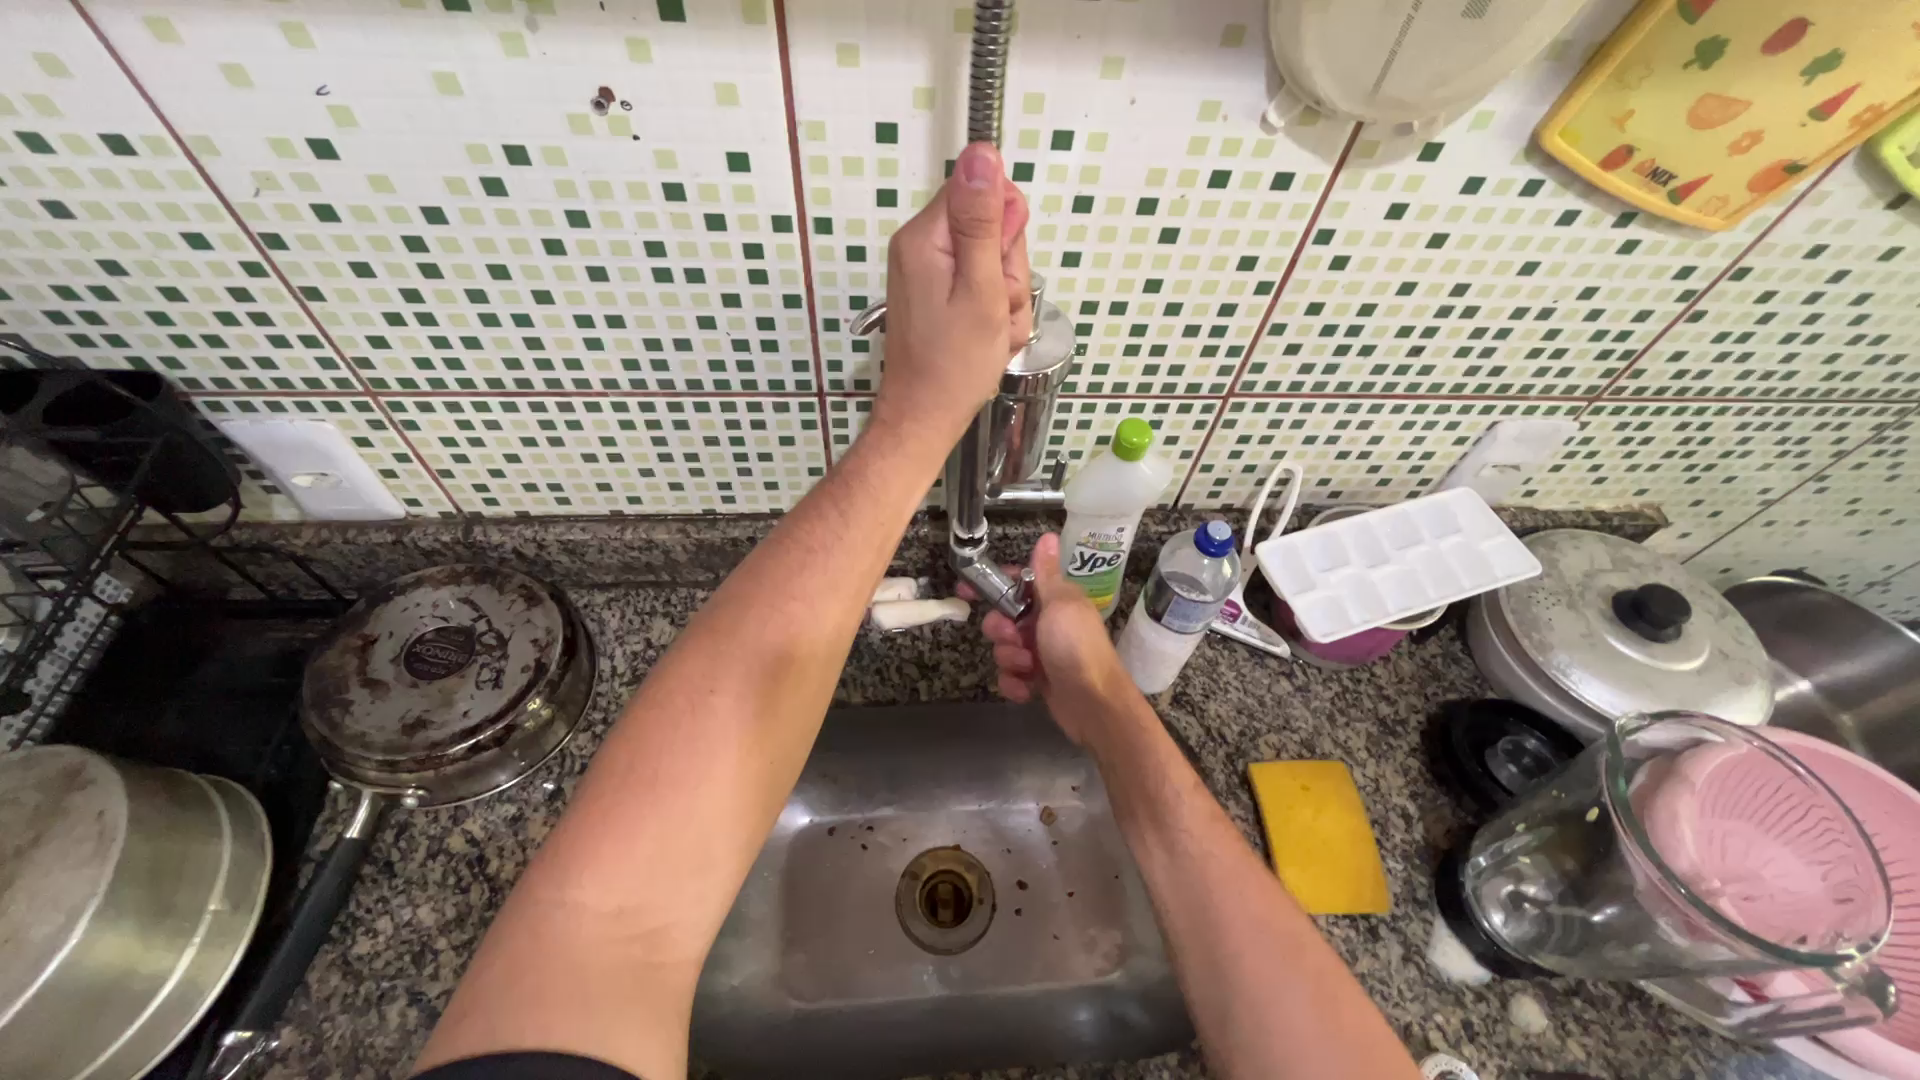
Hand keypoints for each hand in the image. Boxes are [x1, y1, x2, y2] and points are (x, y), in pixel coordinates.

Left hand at [870, 142, 1031, 440]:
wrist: (926, 417)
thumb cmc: (953, 366)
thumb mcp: (980, 290)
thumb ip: (983, 222)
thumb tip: (982, 154)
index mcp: (926, 239)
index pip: (981, 192)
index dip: (1005, 231)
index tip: (999, 272)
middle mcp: (922, 248)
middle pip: (990, 227)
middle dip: (1008, 271)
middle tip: (997, 310)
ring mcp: (929, 273)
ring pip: (993, 261)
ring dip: (1006, 298)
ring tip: (992, 330)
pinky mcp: (937, 294)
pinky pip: (981, 287)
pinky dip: (994, 312)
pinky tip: (987, 338)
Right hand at [964, 533, 1133, 742]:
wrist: (1093, 703)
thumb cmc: (1076, 647)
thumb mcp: (1060, 603)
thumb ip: (1046, 573)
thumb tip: (1048, 535)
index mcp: (1054, 600)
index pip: (1016, 584)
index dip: (992, 586)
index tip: (966, 591)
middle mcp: (1046, 624)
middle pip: (1002, 619)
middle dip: (1001, 631)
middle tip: (1013, 637)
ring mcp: (1041, 654)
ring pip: (1003, 649)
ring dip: (1010, 659)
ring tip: (1028, 667)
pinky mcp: (1037, 681)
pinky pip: (1010, 677)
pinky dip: (1015, 684)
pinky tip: (1028, 689)